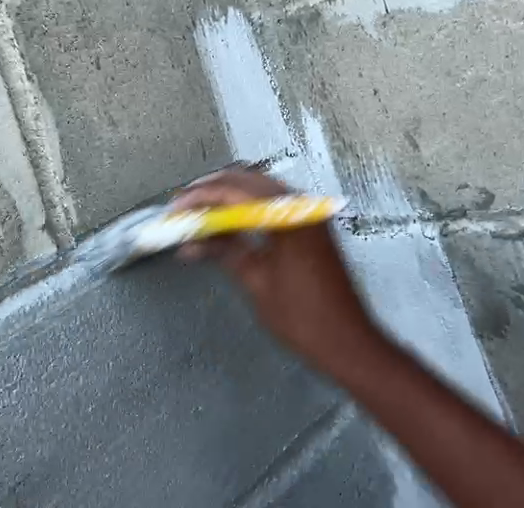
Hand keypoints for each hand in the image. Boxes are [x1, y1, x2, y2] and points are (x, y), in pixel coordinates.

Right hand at [172, 168, 383, 373]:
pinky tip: (230, 223)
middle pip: (246, 180)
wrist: (348, 342)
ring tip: (200, 214)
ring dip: (229, 196)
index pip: (233, 190)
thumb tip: (189, 243)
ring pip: (259, 187)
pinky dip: (248, 206)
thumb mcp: (256, 282)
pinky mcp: (311, 224)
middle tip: (183, 207)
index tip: (175, 208)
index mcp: (287, 215)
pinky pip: (273, 202)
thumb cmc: (302, 318)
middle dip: (211, 191)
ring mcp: (309, 212)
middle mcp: (300, 204)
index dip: (199, 197)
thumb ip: (223, 251)